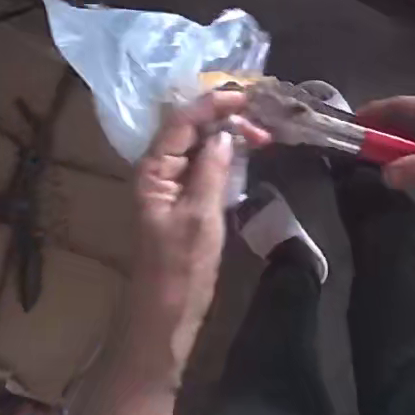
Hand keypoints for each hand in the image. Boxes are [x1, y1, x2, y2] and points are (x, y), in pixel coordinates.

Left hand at [123, 89, 268, 380]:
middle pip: (190, 129)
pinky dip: (227, 154)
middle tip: (261, 123)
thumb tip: (225, 133)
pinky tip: (247, 153)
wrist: (164, 319)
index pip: (181, 122)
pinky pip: (206, 165)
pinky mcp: (186, 200)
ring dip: (228, 135)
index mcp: (153, 170)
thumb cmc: (180, 269)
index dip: (212, 104)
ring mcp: (172, 186)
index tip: (246, 96)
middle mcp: (159, 171)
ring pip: (201, 145)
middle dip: (224, 118)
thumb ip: (211, 170)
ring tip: (261, 135)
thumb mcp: (200, 217)